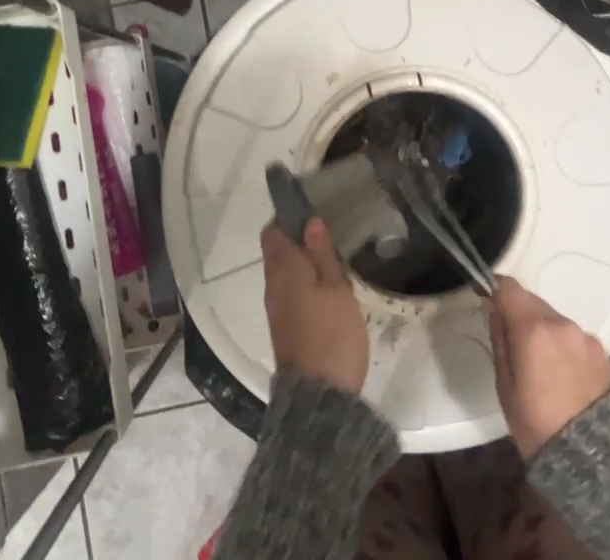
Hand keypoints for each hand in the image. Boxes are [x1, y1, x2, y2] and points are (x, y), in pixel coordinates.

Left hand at [262, 218, 369, 393]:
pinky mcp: (284, 327)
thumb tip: (310, 221)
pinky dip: (303, 284)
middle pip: (277, 253)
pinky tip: (325, 289)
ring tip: (332, 261)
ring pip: (284, 274)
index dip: (287, 220)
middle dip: (297, 242)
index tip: (311, 215)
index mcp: (283, 270)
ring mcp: (276, 309)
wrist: (319, 394)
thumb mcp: (336, 288)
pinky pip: (289, 293)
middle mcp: (272, 286)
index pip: (272, 233)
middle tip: (328, 238)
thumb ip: (322, 254)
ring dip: (302, 264)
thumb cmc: (332, 333)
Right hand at [490, 276, 609, 459]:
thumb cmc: (536, 423)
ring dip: (546, 334)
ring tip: (544, 369)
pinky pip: (576, 341)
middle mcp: (562, 323)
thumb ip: (500, 340)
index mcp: (533, 328)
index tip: (488, 300)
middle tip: (516, 346)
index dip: (496, 290)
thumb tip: (497, 312)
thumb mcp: (504, 385)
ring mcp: (587, 338)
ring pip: (557, 322)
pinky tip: (566, 379)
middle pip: (534, 304)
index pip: (509, 287)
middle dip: (522, 316)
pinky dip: (566, 349)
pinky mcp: (605, 354)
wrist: (594, 456)